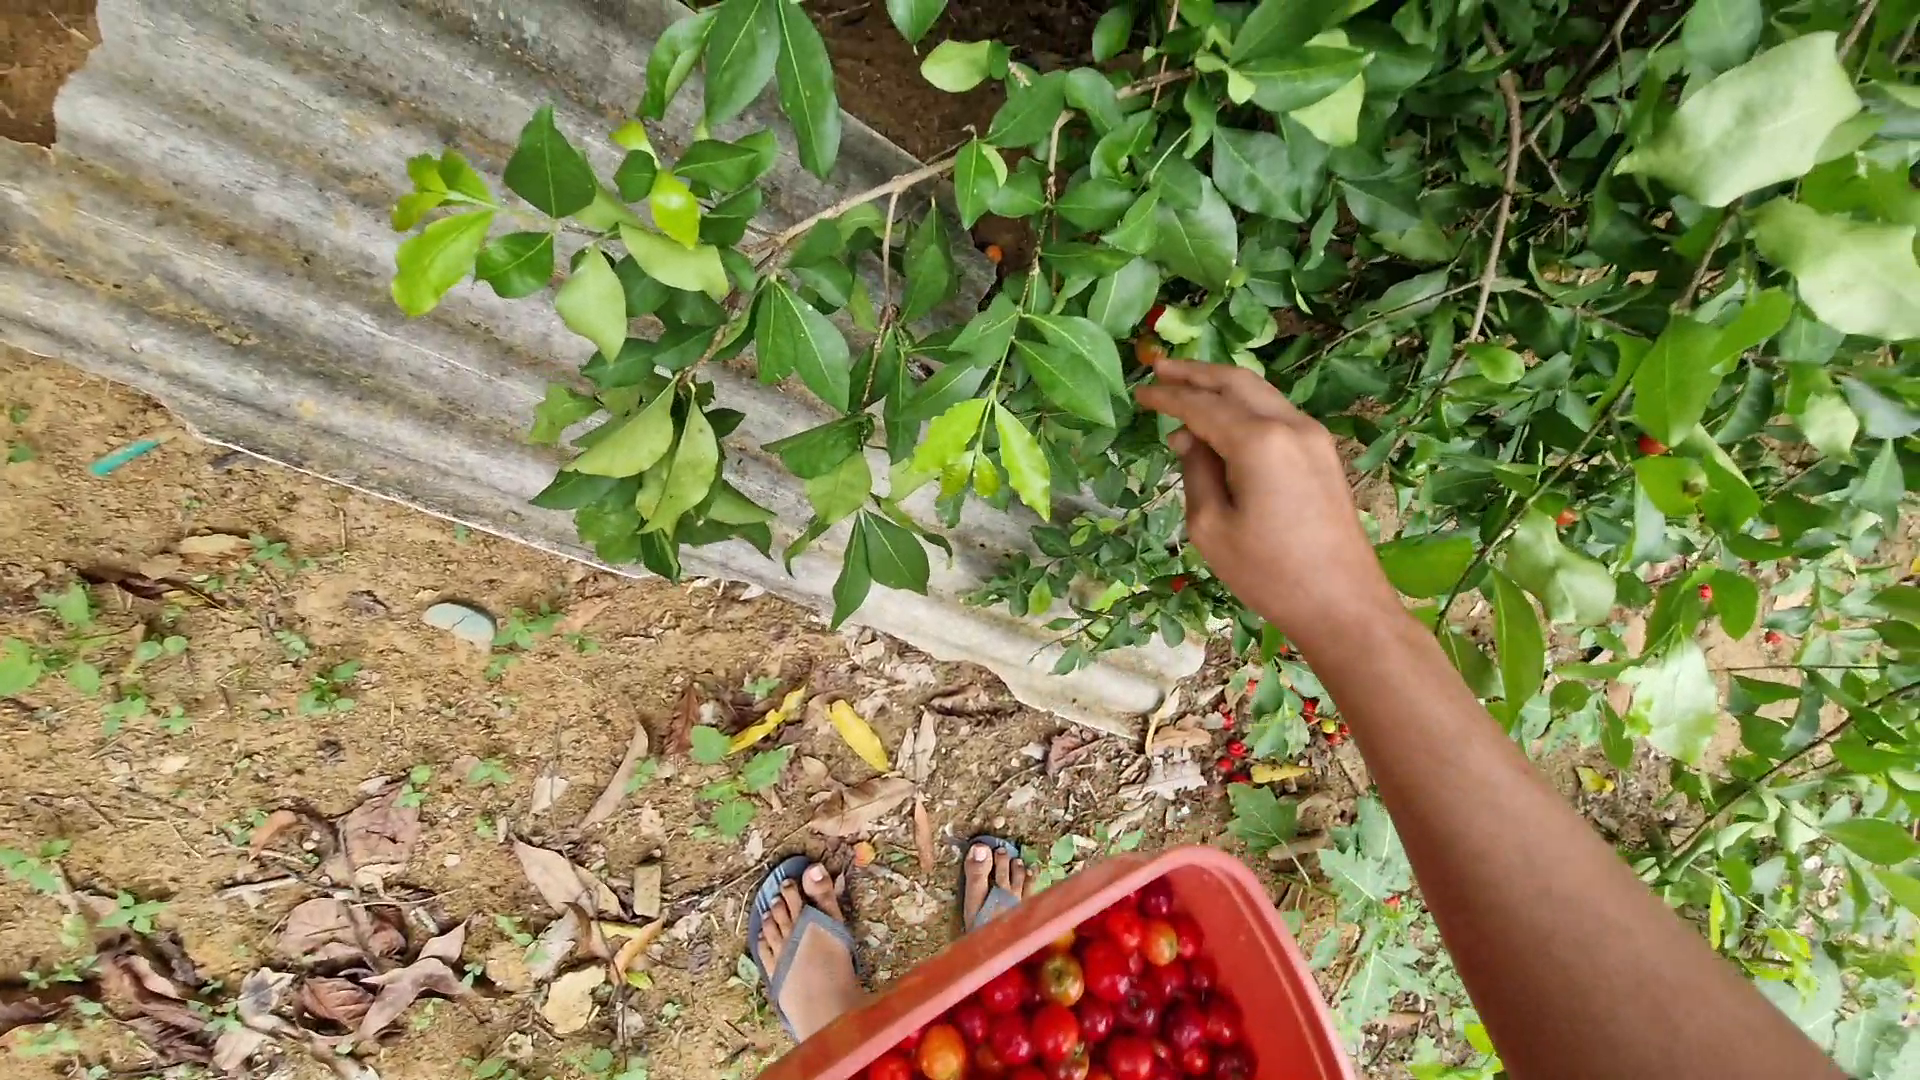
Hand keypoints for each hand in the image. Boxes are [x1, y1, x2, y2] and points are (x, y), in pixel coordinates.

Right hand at [1135, 358, 1399, 645]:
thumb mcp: (1210, 526)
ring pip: (1260, 393)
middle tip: (1158, 368)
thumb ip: (1196, 472)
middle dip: (1195, 373)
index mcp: (1259, 442)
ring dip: (1220, 386)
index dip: (1167, 397)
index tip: (1139, 393)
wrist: (1341, 602)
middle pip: (1236, 382)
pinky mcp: (1322, 453)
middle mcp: (1290, 425)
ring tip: (1185, 384)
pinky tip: (1220, 420)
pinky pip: (1275, 414)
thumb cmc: (1267, 572)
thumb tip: (1187, 438)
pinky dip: (1243, 407)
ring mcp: (1313, 436)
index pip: (1202, 406)